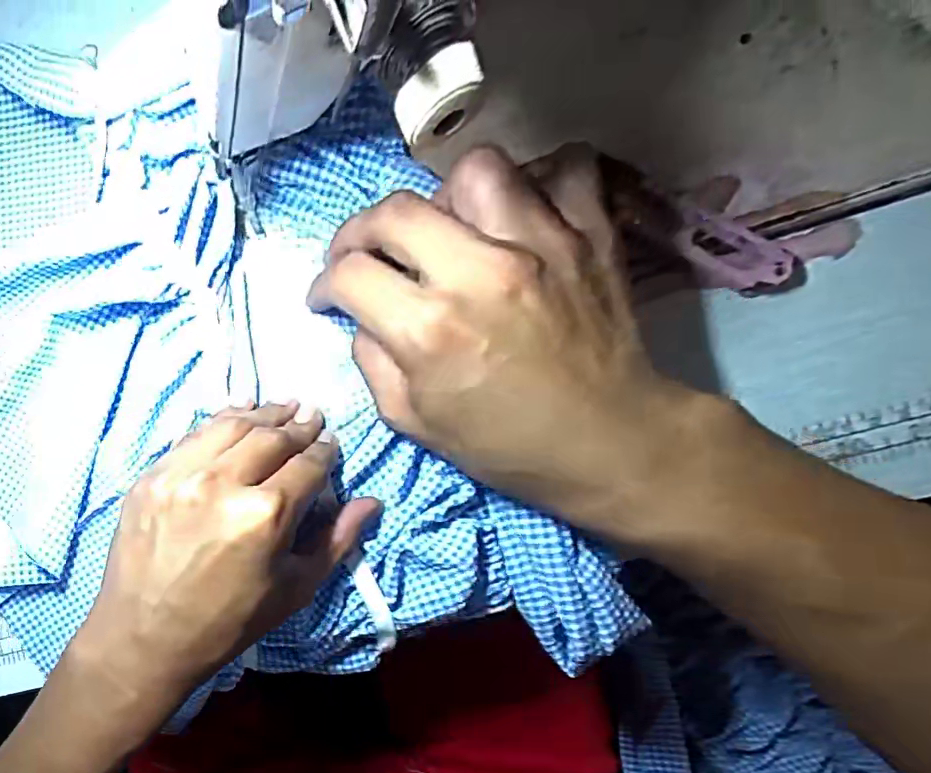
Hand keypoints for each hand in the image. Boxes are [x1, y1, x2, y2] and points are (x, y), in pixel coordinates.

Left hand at [64, 403, 379, 740]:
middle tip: (312, 415)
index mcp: (266, 514)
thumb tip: (371, 502)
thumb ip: (335, 539)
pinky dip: (219, 420)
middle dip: (298, 425)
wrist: (146, 637)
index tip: (331, 443)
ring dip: (262, 414)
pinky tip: (236, 412)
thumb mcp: (294, 589)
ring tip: (281, 407)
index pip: (307, 465)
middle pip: (271, 437)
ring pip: (231, 426)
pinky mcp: (150, 477)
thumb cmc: (229, 622)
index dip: (325, 451)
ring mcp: (181, 475)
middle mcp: (223, 483)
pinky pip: (192, 435)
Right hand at [307, 144, 716, 539]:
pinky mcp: (590, 232)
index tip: (327, 296)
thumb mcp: (415, 423)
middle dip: (358, 232)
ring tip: (446, 231)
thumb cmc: (503, 445)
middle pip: (393, 212)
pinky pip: (561, 168)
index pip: (350, 274)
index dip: (324, 284)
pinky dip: (532, 183)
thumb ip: (374, 363)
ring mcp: (541, 242)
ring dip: (443, 199)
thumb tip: (365, 319)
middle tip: (363, 255)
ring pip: (473, 172)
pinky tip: (517, 215)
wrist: (605, 441)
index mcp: (429, 330)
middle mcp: (479, 272)